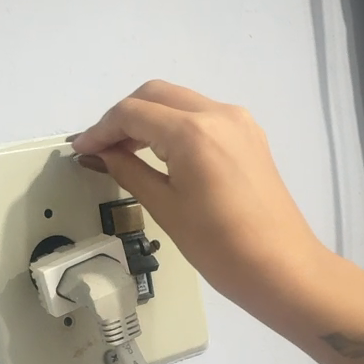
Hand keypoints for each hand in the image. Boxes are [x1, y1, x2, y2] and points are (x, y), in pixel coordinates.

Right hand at [71, 81, 335, 318]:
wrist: (282, 268)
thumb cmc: (219, 247)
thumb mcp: (165, 208)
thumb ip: (127, 170)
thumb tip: (97, 154)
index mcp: (193, 132)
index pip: (132, 114)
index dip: (100, 130)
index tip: (80, 149)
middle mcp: (218, 113)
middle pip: (155, 94)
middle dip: (122, 116)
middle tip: (101, 148)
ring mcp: (238, 121)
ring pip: (178, 100)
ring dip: (147, 117)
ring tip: (124, 151)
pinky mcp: (249, 134)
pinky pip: (201, 114)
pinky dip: (173, 124)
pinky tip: (159, 152)